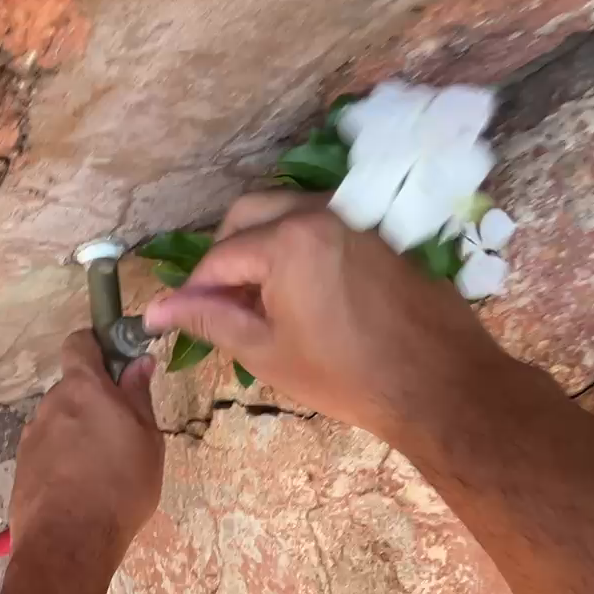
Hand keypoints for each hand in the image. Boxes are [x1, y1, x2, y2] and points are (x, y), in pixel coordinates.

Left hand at [10, 330, 163, 576]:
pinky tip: (79, 489)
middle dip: (93, 404)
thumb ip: (138, 397)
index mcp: (81, 389)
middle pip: (72, 391)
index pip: (79, 344)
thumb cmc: (120, 486)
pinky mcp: (21, 468)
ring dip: (77, 436)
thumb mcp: (146, 440)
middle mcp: (49, 406)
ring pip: (59, 424)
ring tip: (101, 471)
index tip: (116, 364)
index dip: (96, 347)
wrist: (68, 543)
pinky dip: (62, 461)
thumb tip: (138, 363)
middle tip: (120, 434)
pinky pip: (47, 452)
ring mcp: (30, 438)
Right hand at [143, 191, 524, 445]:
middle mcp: (319, 212)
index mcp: (286, 241)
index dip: (189, 291)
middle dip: (221, 257)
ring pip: (283, 213)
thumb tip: (157, 310)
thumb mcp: (263, 351)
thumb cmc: (343, 375)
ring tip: (255, 302)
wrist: (435, 381)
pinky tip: (295, 293)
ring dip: (256, 247)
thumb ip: (208, 319)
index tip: (170, 318)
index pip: (217, 258)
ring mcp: (353, 216)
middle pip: (246, 215)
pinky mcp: (376, 230)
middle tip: (216, 305)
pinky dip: (291, 246)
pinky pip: (318, 223)